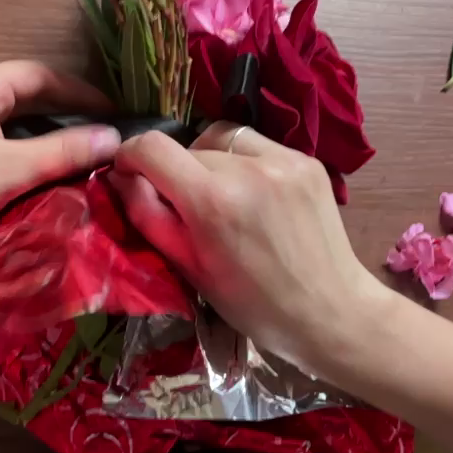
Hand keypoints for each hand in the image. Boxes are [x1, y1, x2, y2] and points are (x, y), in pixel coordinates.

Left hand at [0, 62, 119, 282]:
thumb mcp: (7, 171)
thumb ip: (63, 152)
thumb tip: (115, 138)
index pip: (40, 75)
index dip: (82, 93)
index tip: (115, 115)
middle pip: (22, 96)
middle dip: (64, 116)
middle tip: (100, 139)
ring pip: (4, 122)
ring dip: (40, 138)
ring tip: (75, 160)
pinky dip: (16, 154)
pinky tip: (32, 178)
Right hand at [109, 123, 392, 375]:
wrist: (332, 312)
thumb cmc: (254, 305)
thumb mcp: (191, 270)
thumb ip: (150, 217)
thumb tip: (121, 176)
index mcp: (213, 202)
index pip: (152, 147)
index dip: (130, 156)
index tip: (129, 173)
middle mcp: (249, 168)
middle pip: (189, 148)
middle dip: (178, 173)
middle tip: (189, 211)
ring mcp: (284, 159)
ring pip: (222, 140)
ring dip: (210, 162)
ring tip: (223, 199)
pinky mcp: (307, 159)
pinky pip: (257, 146)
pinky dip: (244, 164)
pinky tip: (254, 197)